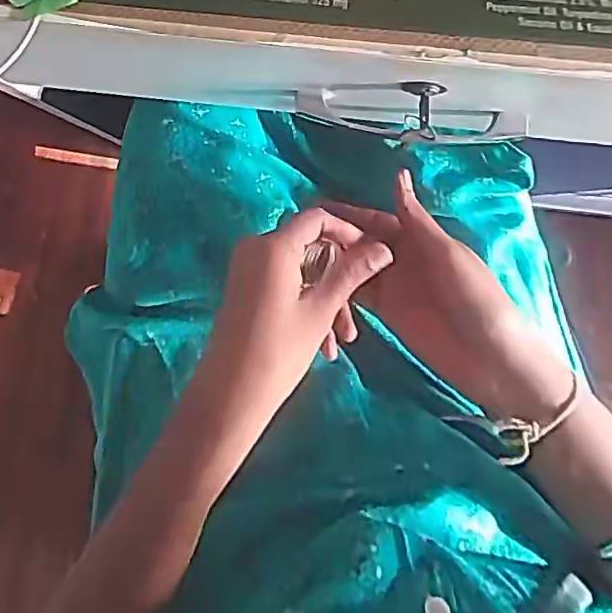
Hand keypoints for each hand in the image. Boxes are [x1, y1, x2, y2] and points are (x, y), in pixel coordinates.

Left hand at [195, 209, 394, 430]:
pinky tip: (325, 343)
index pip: (317, 218)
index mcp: (273, 245)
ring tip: (344, 340)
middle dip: (339, 274)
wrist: (229, 395)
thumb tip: (382, 249)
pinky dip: (306, 302)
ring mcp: (248, 267)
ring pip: (300, 269)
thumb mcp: (321, 311)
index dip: (348, 231)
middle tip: (361, 307)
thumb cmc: (278, 351)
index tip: (372, 253)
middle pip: (309, 245)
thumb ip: (351, 273)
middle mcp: (256, 247)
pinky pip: (284, 281)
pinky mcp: (245, 286)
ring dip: (326, 296)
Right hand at [326, 170, 572, 421]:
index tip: (314, 211)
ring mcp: (393, 286)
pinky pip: (358, 296)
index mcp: (417, 238)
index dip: (346, 215)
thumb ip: (415, 219)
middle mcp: (401, 258)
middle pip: (359, 243)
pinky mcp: (388, 313)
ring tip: (304, 272)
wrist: (492, 360)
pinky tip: (322, 296)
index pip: (375, 220)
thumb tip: (398, 175)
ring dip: (333, 268)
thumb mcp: (446, 254)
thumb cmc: (476, 298)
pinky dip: (340, 294)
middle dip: (333, 241)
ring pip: (354, 269)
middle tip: (299, 245)